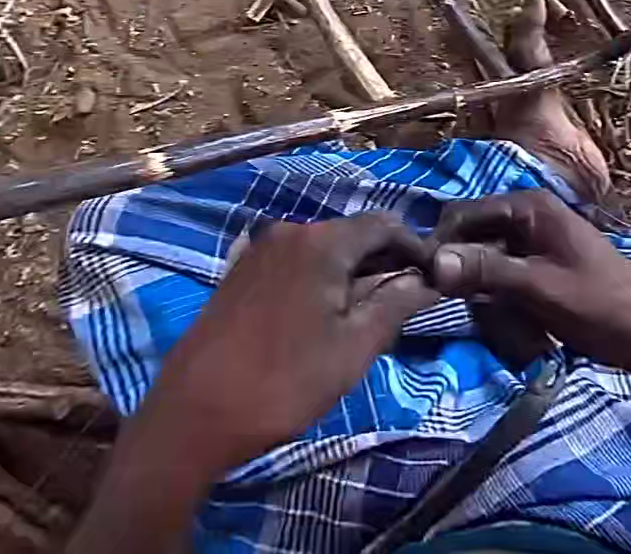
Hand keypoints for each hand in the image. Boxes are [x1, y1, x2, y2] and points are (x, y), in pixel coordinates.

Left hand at [132, 213, 439, 473]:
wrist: (196, 407)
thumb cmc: (284, 381)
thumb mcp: (353, 348)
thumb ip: (394, 304)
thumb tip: (423, 280)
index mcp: (321, 241)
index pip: (383, 224)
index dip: (414, 247)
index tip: (434, 279)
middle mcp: (290, 229)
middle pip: (351, 233)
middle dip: (383, 262)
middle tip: (407, 303)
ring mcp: (261, 246)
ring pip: (322, 248)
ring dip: (350, 272)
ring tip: (368, 314)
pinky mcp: (242, 267)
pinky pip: (294, 260)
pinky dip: (318, 277)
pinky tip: (322, 313)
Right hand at [431, 188, 630, 372]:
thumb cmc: (603, 305)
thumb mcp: (540, 288)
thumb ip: (485, 271)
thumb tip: (433, 262)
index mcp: (527, 205)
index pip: (462, 214)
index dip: (443, 244)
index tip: (431, 281)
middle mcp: (526, 215)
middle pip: (471, 239)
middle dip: (471, 278)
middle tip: (478, 310)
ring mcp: (534, 242)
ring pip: (485, 264)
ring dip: (490, 297)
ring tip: (515, 328)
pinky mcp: (539, 267)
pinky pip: (504, 280)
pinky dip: (506, 305)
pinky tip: (527, 330)